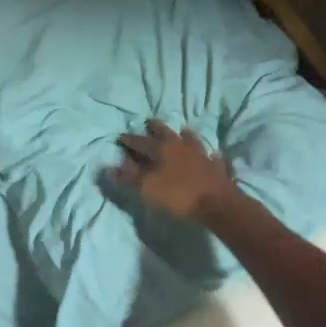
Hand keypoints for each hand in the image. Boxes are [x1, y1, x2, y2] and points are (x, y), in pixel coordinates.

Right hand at [110, 120, 240, 221]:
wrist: (217, 204)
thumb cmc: (177, 195)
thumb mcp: (146, 188)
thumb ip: (128, 177)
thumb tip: (108, 168)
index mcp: (162, 149)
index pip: (140, 141)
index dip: (129, 140)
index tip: (120, 136)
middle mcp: (181, 147)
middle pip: (166, 133)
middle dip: (156, 128)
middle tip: (149, 122)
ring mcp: (201, 155)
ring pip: (191, 140)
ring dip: (185, 135)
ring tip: (182, 131)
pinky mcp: (216, 168)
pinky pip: (212, 158)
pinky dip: (209, 155)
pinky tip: (211, 155)